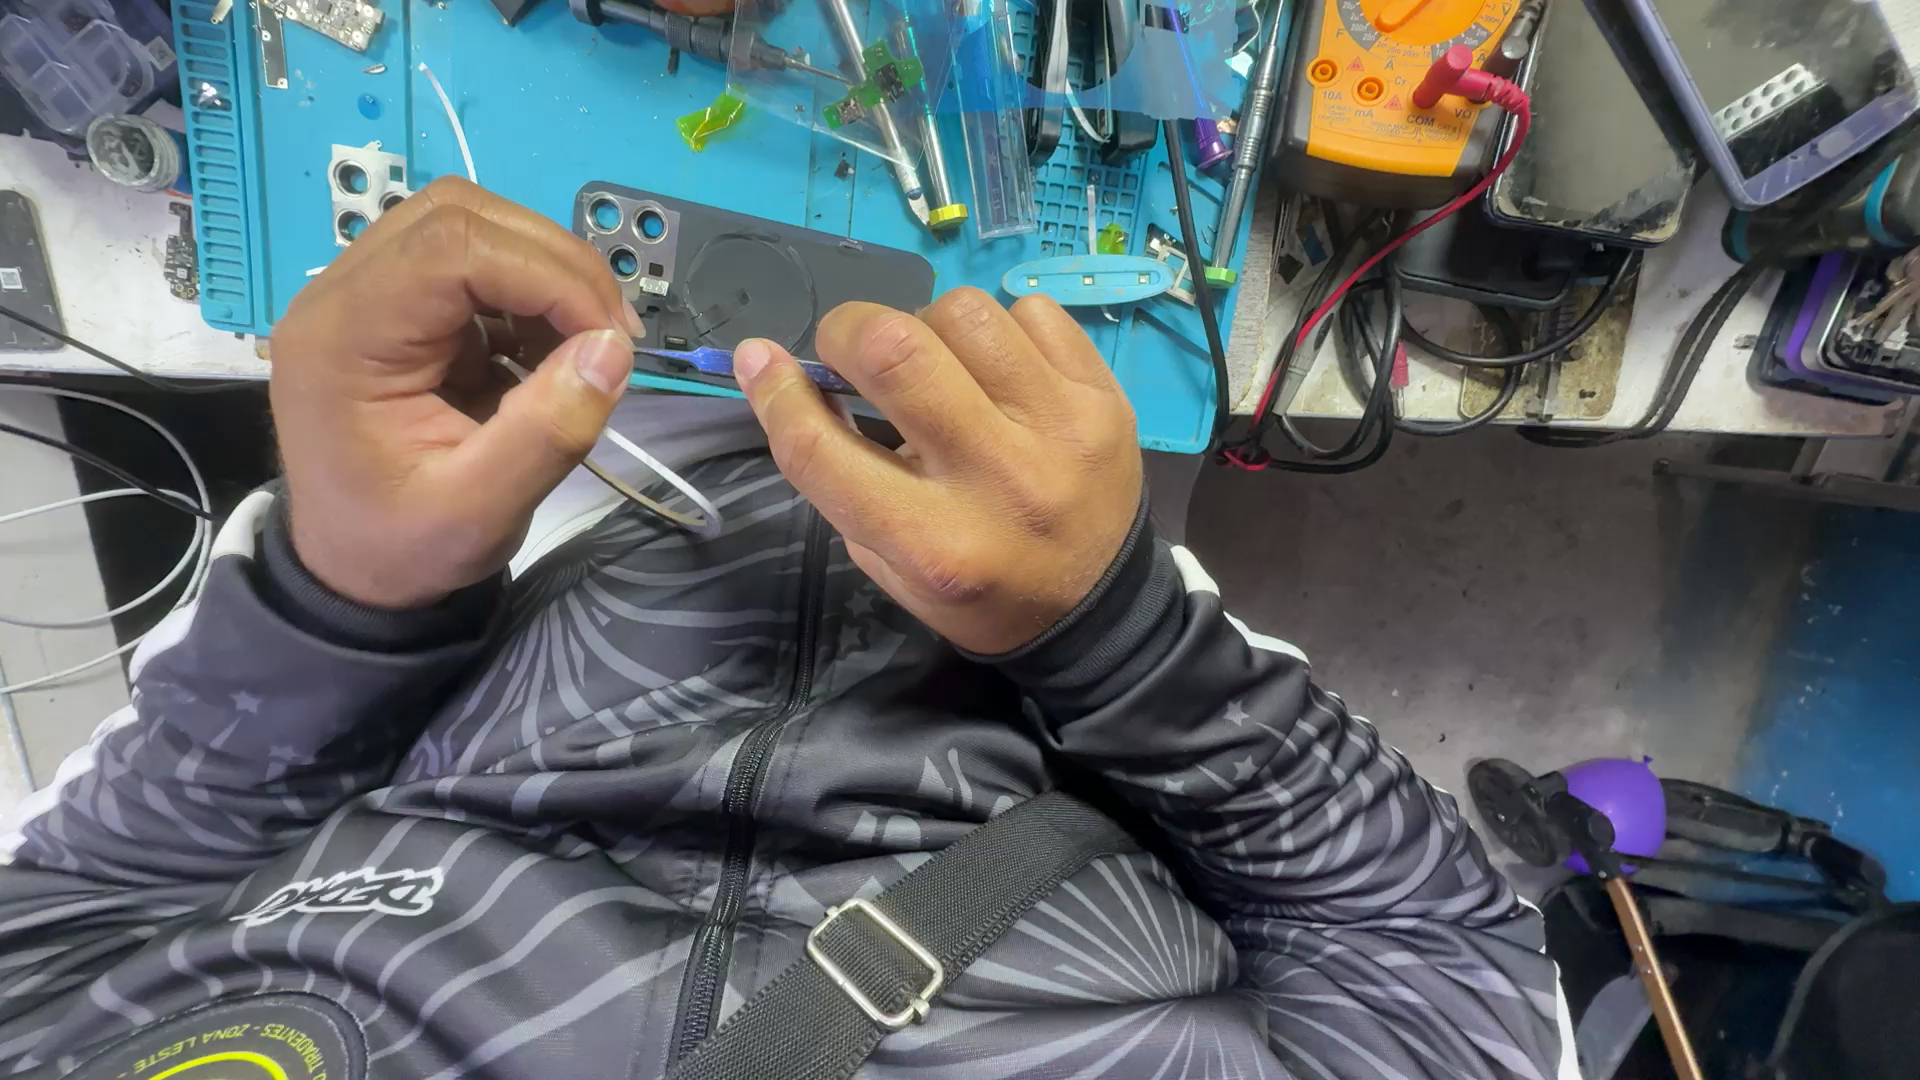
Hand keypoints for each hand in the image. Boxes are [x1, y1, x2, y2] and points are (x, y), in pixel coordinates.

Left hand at [269, 178, 641, 608]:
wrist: (356, 565)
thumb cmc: (406, 544)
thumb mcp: (483, 511)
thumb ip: (548, 432)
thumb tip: (613, 349)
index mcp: (347, 338)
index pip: (454, 247)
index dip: (551, 277)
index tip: (613, 342)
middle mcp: (349, 295)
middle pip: (464, 216)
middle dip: (560, 266)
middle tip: (614, 336)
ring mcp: (377, 297)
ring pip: (477, 229)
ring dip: (554, 276)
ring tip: (593, 344)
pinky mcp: (411, 313)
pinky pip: (485, 269)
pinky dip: (542, 300)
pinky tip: (560, 352)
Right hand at [734, 289, 1141, 654]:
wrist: (1098, 607)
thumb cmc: (979, 592)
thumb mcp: (892, 566)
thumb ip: (839, 479)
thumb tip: (781, 374)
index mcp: (932, 543)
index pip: (821, 448)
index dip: (774, 393)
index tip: (761, 361)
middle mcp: (997, 479)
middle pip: (896, 353)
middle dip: (848, 332)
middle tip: (851, 350)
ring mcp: (1061, 430)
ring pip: (964, 314)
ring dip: (926, 325)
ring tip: (935, 363)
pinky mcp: (1104, 398)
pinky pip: (1033, 312)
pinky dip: (998, 328)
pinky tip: (998, 369)